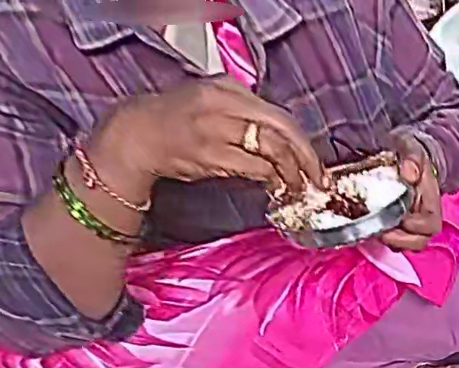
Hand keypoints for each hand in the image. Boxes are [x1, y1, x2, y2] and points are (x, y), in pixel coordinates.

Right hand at [94, 77, 326, 195]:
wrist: (140, 134)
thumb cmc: (178, 123)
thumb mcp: (214, 104)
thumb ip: (246, 116)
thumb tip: (281, 142)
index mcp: (228, 88)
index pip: (280, 115)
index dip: (304, 143)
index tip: (317, 164)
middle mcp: (225, 103)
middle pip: (283, 129)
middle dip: (307, 158)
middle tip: (318, 180)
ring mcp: (218, 128)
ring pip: (272, 148)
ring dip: (291, 173)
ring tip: (297, 187)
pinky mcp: (212, 154)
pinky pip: (255, 167)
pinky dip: (271, 179)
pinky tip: (275, 187)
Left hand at [379, 135, 443, 251]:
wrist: (409, 161)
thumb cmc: (412, 157)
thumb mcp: (413, 149)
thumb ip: (413, 159)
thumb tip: (409, 175)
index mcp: (433, 208)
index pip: (427, 226)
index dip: (412, 225)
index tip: (398, 217)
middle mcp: (427, 224)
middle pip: (416, 243)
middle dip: (397, 239)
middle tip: (379, 230)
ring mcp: (415, 231)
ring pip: (404, 246)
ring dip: (389, 240)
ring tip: (374, 228)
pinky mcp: (402, 232)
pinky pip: (395, 243)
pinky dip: (384, 238)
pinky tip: (373, 226)